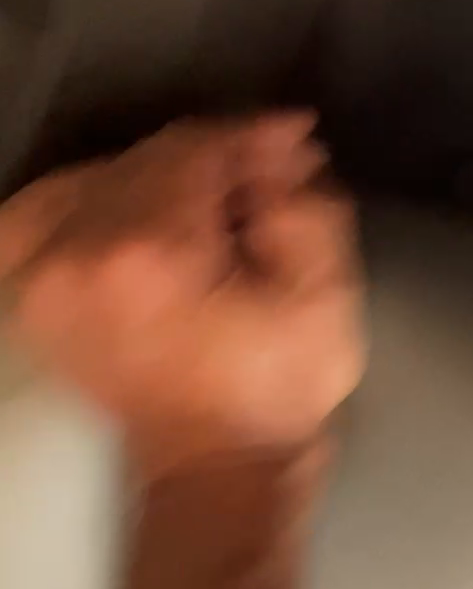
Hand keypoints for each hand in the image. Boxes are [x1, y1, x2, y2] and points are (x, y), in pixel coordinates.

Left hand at [0, 113, 365, 477]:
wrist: (220, 458)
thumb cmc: (286, 377)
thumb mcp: (327, 291)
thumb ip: (305, 209)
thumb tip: (282, 155)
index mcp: (149, 253)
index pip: (191, 153)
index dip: (251, 133)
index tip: (299, 130)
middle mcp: (69, 253)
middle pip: (141, 161)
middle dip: (217, 154)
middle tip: (281, 167)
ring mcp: (33, 275)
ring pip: (91, 178)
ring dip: (163, 172)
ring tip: (224, 192)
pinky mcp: (28, 294)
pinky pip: (42, 212)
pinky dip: (97, 195)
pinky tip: (142, 207)